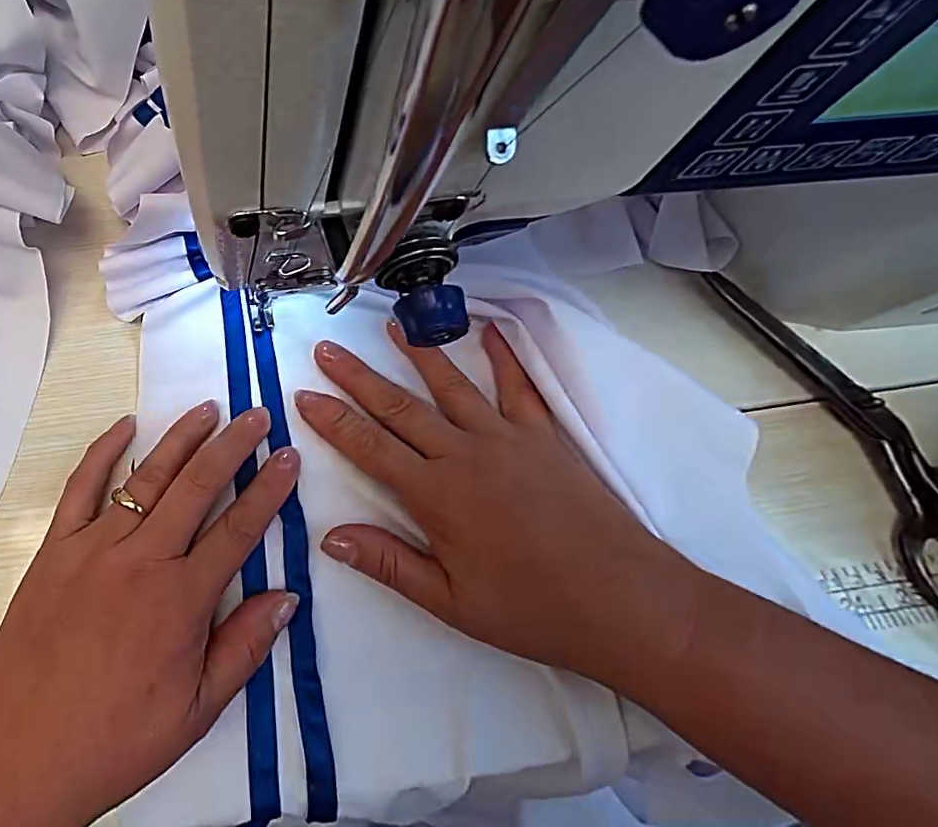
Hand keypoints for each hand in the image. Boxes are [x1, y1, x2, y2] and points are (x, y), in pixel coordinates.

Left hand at [0, 404, 299, 826]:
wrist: (19, 748)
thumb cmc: (112, 737)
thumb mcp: (196, 711)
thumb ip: (244, 647)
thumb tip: (286, 597)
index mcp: (181, 600)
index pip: (238, 529)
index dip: (268, 489)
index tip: (288, 457)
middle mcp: (142, 559)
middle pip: (197, 486)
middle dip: (232, 445)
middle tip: (257, 416)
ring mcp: (95, 545)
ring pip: (147, 476)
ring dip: (181, 438)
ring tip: (207, 410)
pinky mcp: (57, 545)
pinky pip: (83, 485)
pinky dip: (104, 450)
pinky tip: (125, 425)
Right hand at [294, 322, 706, 683]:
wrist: (632, 606)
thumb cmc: (535, 610)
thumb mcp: (452, 602)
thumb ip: (388, 564)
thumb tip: (331, 537)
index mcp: (436, 495)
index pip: (369, 447)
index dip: (332, 420)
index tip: (304, 395)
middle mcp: (465, 455)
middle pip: (398, 407)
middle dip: (356, 377)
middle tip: (326, 350)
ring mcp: (507, 439)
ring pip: (450, 387)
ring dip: (416, 354)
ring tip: (390, 326)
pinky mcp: (545, 438)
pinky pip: (519, 389)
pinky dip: (504, 357)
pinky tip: (492, 330)